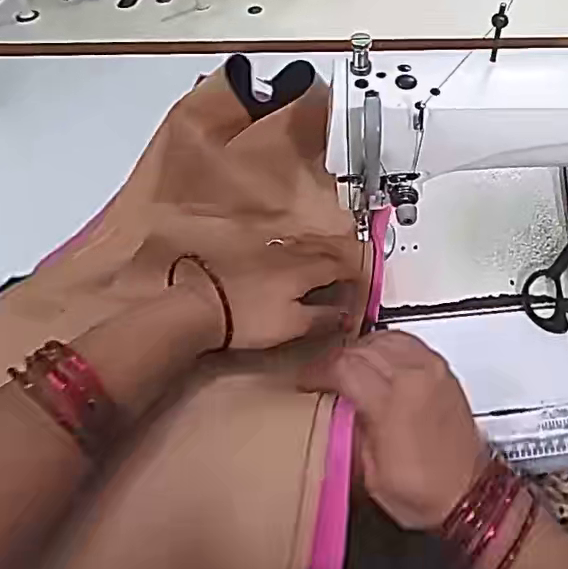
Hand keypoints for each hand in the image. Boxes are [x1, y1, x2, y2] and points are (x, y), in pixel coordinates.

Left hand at [169, 249, 349, 352]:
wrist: (203, 304)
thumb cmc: (249, 318)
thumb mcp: (292, 324)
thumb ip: (323, 318)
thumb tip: (347, 315)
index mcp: (307, 270)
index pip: (341, 265)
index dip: (355, 272)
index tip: (364, 279)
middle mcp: (292, 254)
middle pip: (325, 248)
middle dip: (342, 255)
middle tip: (353, 263)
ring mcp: (271, 251)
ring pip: (306, 243)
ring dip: (322, 248)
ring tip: (329, 256)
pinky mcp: (253, 254)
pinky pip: (288, 246)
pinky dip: (301, 249)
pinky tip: (295, 257)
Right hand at [300, 332, 486, 529]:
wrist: (470, 493)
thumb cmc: (425, 491)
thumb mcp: (370, 476)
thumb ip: (348, 433)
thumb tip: (330, 408)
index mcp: (392, 403)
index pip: (344, 366)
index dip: (317, 371)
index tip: (305, 380)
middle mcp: (413, 377)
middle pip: (360, 349)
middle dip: (335, 360)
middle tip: (322, 377)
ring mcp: (430, 368)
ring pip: (382, 337)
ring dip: (360, 349)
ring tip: (347, 367)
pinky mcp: (441, 366)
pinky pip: (405, 339)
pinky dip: (385, 344)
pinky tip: (376, 358)